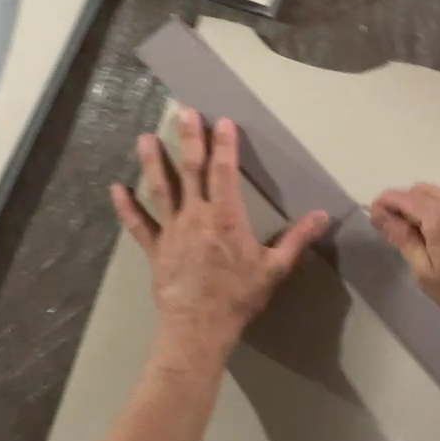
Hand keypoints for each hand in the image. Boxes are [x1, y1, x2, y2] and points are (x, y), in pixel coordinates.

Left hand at [112, 109, 329, 370]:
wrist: (199, 328)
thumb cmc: (239, 296)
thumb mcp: (275, 268)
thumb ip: (297, 239)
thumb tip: (323, 215)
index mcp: (226, 217)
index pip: (225, 172)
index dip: (224, 145)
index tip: (222, 121)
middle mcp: (196, 216)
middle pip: (191, 170)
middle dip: (188, 139)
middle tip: (184, 111)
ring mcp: (171, 231)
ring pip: (160, 189)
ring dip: (152, 162)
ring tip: (145, 137)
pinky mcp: (155, 250)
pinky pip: (138, 225)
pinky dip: (127, 207)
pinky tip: (116, 188)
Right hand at [369, 184, 439, 345]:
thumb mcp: (425, 272)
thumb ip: (402, 238)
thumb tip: (379, 214)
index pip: (405, 197)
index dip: (385, 202)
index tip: (374, 215)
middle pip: (424, 190)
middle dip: (405, 202)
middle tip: (394, 227)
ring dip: (426, 205)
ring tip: (419, 233)